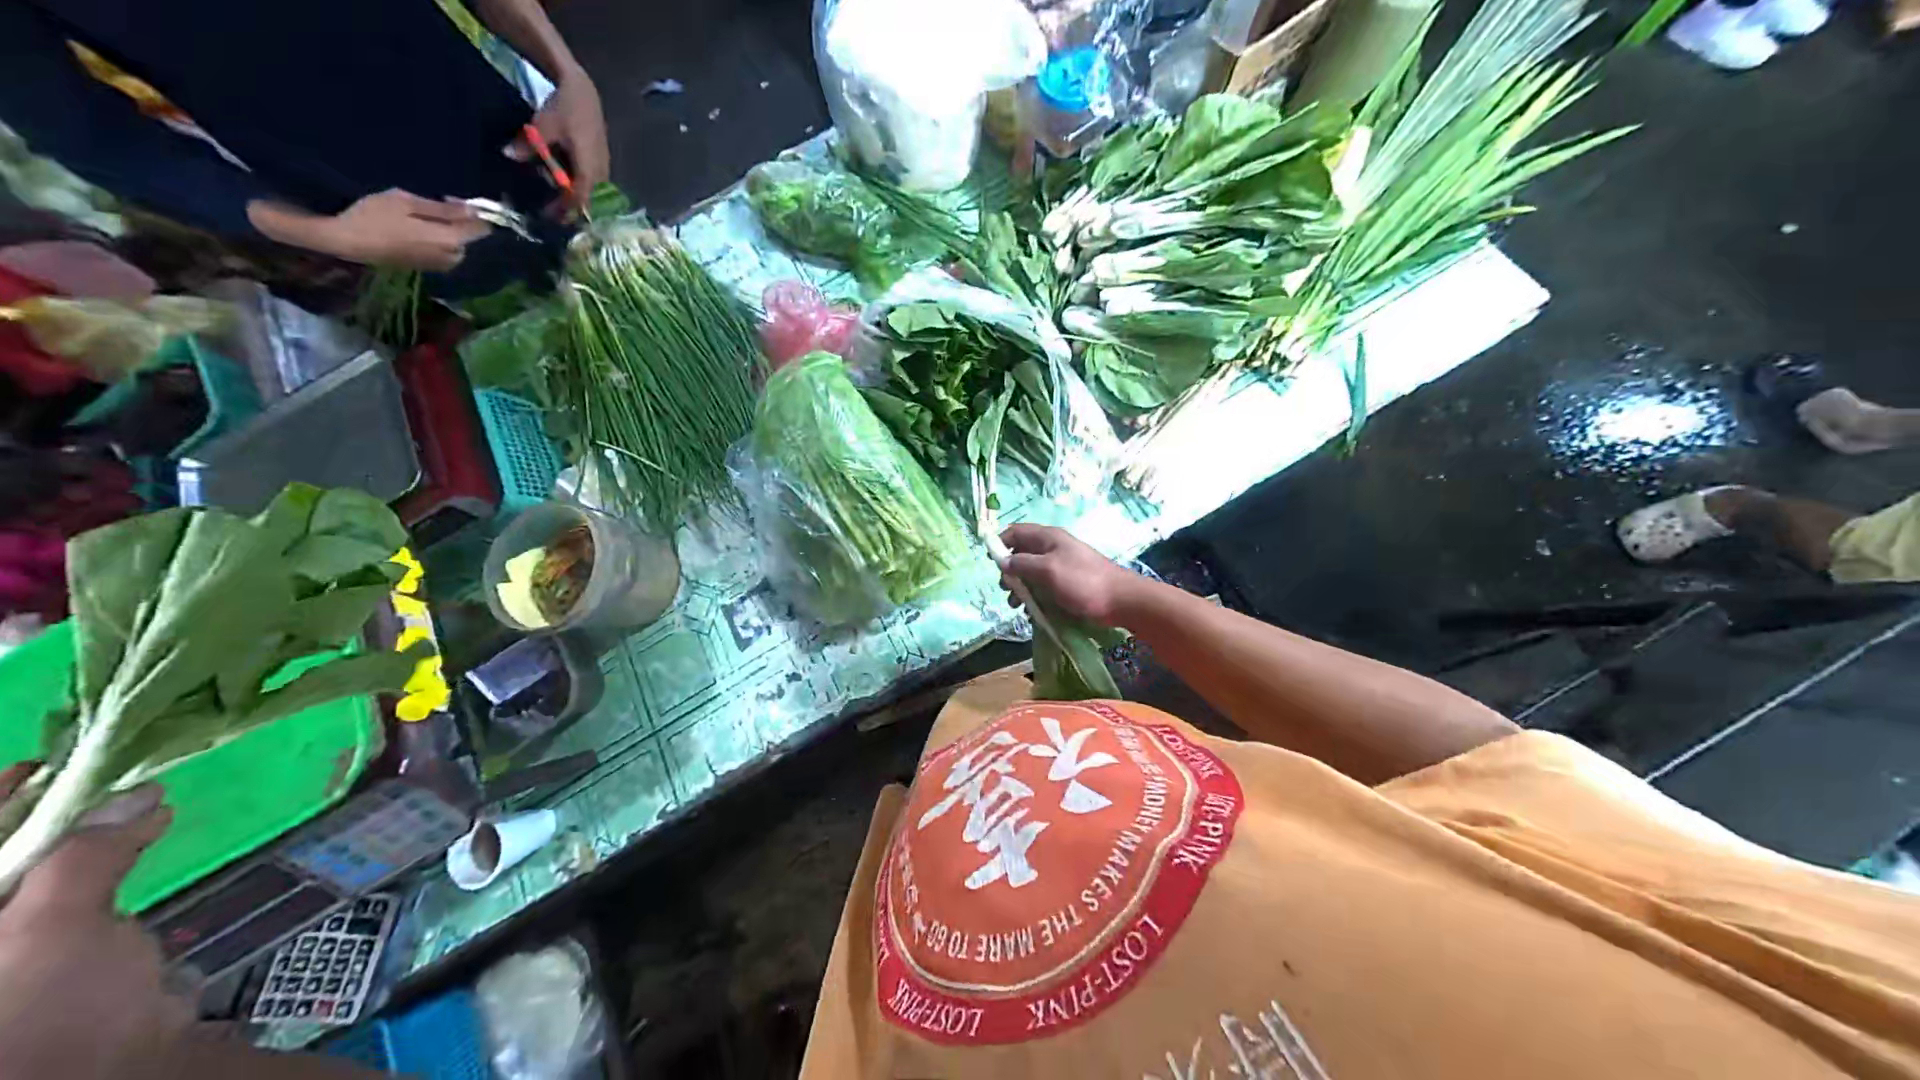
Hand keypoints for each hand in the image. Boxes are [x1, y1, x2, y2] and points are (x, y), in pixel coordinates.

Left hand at [0, 770, 191, 1079]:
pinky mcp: (50, 956)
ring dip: (80, 837)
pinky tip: (137, 840)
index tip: (44, 764)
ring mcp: (12, 951)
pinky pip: (69, 891)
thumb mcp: (56, 924)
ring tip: (131, 805)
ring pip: (36, 874)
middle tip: (98, 779)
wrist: (103, 1076)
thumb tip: (135, 795)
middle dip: (47, 815)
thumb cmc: (43, 1011)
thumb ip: (86, 853)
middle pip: (4, 860)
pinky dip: (101, 861)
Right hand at [321, 190, 492, 270]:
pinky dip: (438, 240)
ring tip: (422, 216)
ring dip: (447, 231)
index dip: (472, 212)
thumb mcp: (407, 203)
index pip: (481, 229)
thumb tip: (473, 210)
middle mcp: (453, 256)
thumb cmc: (375, 217)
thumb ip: (443, 209)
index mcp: (451, 240)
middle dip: (458, 221)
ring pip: (457, 245)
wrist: (349, 242)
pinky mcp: (429, 268)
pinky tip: (417, 230)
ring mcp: (441, 265)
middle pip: (469, 237)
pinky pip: (444, 252)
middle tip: (433, 203)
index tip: (450, 199)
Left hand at [512, 68, 609, 219]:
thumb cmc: (564, 108)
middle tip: (551, 214)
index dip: (563, 210)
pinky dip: (577, 186)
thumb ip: (528, 145)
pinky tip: (563, 183)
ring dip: (573, 197)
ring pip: (589, 192)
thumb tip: (508, 155)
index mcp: (588, 169)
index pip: (578, 199)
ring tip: (556, 200)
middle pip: (586, 199)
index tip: (548, 216)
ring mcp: (603, 168)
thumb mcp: (542, 126)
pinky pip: (590, 181)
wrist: (582, 90)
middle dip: (569, 208)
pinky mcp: (601, 162)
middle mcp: (600, 174)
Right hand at [999, 524, 1147, 627]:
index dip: (1000, 544)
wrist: (1120, 601)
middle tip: (1007, 589)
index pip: (1015, 532)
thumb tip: (1002, 561)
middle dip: (1009, 571)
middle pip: (1021, 553)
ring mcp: (1061, 566)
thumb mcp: (1047, 570)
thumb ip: (1022, 563)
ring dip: (1021, 588)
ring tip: (1017, 605)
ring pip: (1031, 573)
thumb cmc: (1082, 582)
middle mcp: (1052, 548)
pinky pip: (1043, 586)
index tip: (992, 564)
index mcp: (1047, 537)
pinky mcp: (1067, 584)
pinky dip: (1034, 596)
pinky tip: (1032, 611)